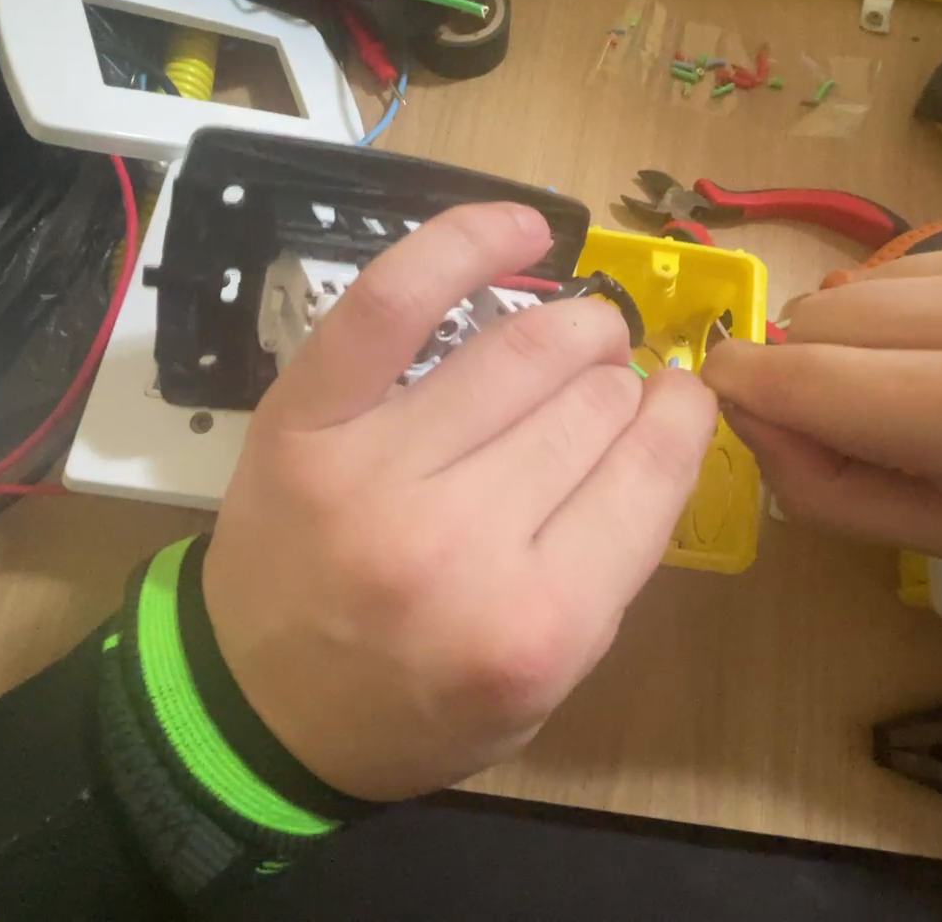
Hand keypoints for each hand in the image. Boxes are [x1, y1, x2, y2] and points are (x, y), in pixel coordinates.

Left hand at [202, 203, 716, 800]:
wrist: (259, 714)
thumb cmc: (420, 705)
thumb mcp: (551, 679)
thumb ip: (616, 557)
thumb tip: (658, 421)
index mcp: (539, 623)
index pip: (650, 469)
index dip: (682, 416)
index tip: (681, 395)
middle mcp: (460, 542)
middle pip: (589, 403)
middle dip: (620, 382)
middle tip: (611, 385)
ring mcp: (373, 471)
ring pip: (521, 351)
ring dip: (575, 327)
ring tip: (582, 332)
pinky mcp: (306, 420)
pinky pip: (392, 303)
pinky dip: (463, 244)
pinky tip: (522, 228)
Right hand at [702, 219, 941, 603]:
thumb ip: (838, 491)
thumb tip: (756, 423)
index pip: (801, 379)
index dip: (737, 386)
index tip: (718, 396)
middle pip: (820, 315)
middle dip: (799, 366)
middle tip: (840, 416)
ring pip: (869, 282)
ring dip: (856, 335)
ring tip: (920, 382)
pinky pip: (931, 262)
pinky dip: (916, 308)